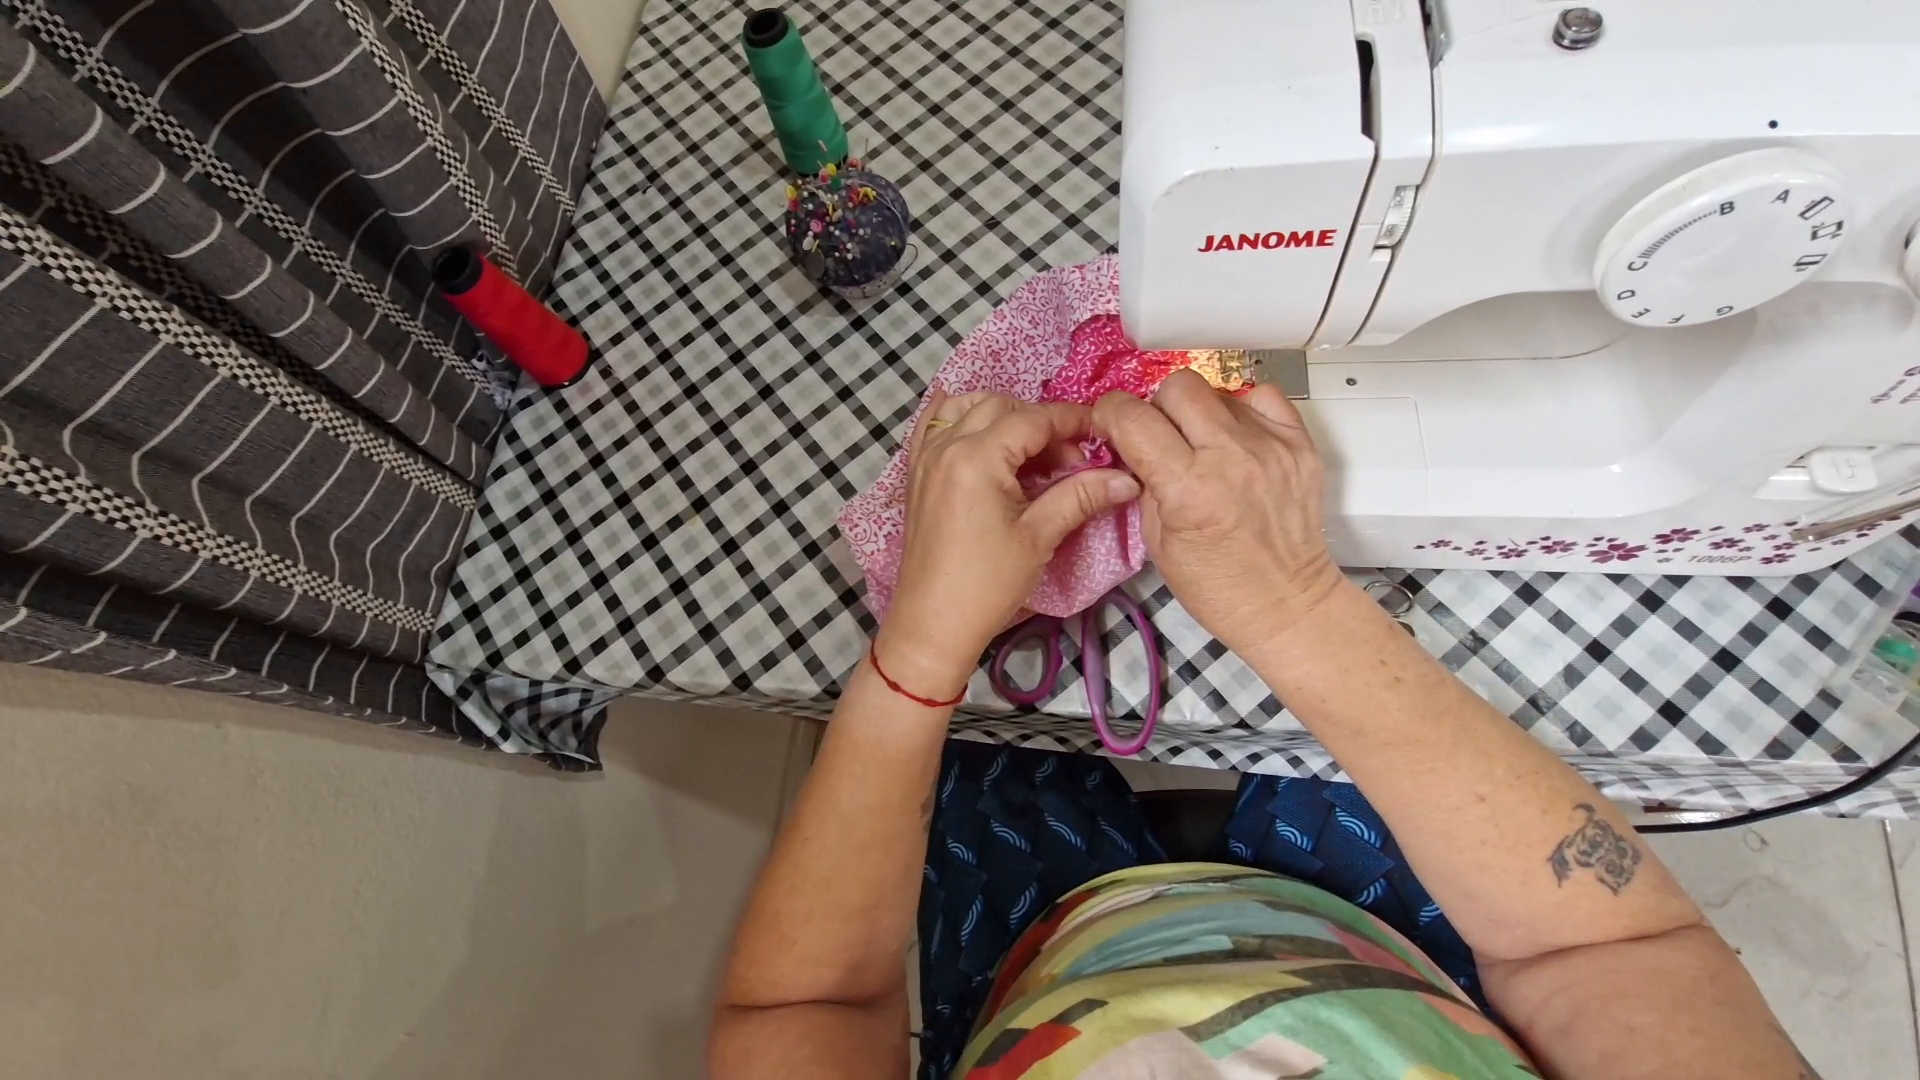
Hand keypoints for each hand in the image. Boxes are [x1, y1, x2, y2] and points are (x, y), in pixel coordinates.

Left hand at [877, 391, 1140, 701]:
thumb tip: (1126, 478)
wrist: (932, 624)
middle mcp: (947, 446)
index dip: (1072, 421)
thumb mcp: (1039, 537)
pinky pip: (935, 426)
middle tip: (1068, 462)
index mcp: (977, 457)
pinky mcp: (916, 474)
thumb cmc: (987, 585)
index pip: (1033, 419)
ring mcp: (925, 458)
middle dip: (1040, 424)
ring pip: (967, 408)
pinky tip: (984, 441)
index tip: (1101, 432)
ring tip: (1028, 454)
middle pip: (1001, 407)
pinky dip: (963, 421)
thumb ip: (1081, 496)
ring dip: (1003, 417)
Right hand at [1094, 369, 1344, 656]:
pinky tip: (1235, 439)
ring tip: (1201, 444)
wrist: (1285, 604)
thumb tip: (1133, 444)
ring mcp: (1270, 446)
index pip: (1133, 417)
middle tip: (1159, 435)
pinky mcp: (1299, 443)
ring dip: (1198, 411)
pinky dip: (1240, 411)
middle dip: (1157, 406)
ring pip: (1216, 389)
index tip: (1111, 425)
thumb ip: (1144, 483)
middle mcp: (1230, 457)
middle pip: (1178, 386)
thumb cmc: (1215, 586)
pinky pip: (1262, 396)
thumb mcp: (1156, 541)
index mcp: (1187, 489)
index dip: (1112, 414)